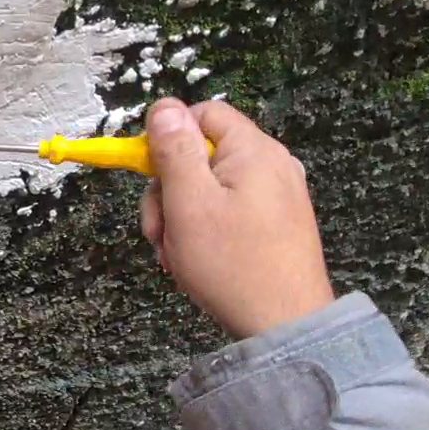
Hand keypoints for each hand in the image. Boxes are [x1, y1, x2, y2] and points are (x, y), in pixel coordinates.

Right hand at [139, 98, 334, 337]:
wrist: (282, 323)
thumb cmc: (231, 263)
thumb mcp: (188, 203)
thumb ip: (174, 150)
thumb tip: (163, 106)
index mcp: (253, 152)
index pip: (203, 114)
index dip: (167, 136)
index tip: (146, 173)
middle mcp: (271, 165)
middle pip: (200, 155)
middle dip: (167, 190)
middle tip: (160, 230)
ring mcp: (276, 195)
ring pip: (207, 188)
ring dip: (179, 216)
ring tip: (176, 253)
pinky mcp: (274, 223)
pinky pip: (225, 211)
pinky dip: (202, 230)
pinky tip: (195, 259)